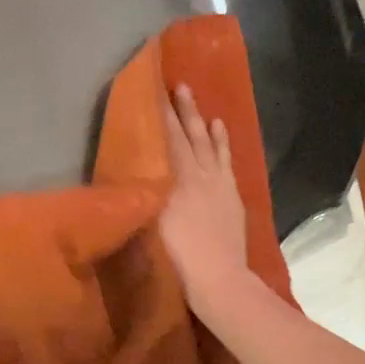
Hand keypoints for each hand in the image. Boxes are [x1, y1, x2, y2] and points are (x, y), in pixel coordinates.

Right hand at [160, 84, 249, 311]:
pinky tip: (219, 127)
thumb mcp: (151, 224)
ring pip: (208, 142)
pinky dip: (222, 142)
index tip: (152, 92)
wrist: (217, 278)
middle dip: (180, 109)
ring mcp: (218, 183)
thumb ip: (144, 194)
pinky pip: (226, 160)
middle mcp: (197, 174)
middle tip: (176, 84)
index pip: (165, 139)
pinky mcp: (231, 195)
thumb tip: (133, 170)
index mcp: (174, 180)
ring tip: (193, 97)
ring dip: (200, 119)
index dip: (159, 115)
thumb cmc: (177, 258)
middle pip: (187, 135)